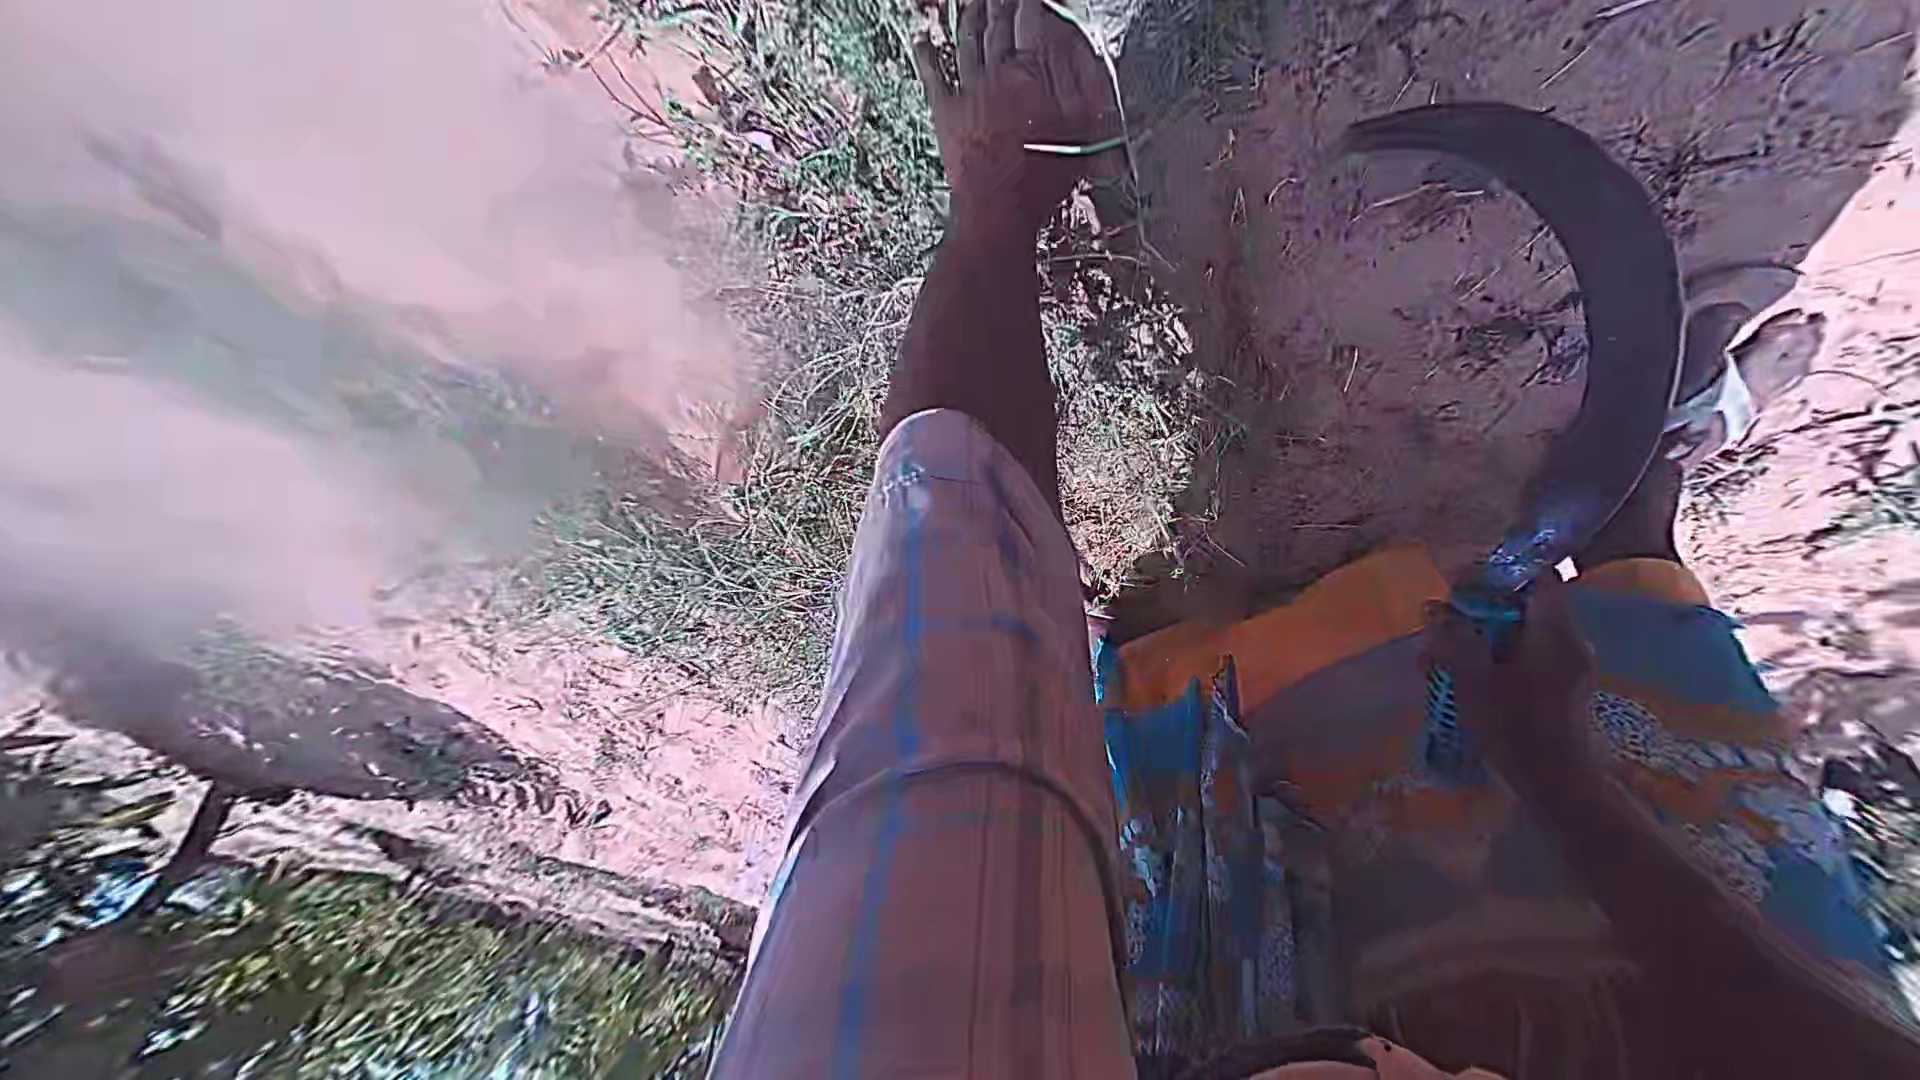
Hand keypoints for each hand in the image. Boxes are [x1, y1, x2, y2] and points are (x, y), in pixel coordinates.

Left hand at [911, 0, 1118, 240]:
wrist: (997, 211)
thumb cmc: (1039, 179)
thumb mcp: (1080, 134)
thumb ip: (1086, 89)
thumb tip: (1087, 54)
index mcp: (1032, 70)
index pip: (1033, 17)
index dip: (1034, 1)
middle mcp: (997, 71)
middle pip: (999, 23)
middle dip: (1002, 1)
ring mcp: (969, 91)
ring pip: (967, 40)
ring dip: (970, 15)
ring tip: (974, 0)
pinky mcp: (946, 114)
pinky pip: (933, 77)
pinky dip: (927, 56)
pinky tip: (922, 41)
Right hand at [1426, 576, 1602, 789]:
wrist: (1557, 787)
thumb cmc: (1516, 727)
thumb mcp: (1473, 678)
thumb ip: (1453, 637)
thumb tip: (1435, 608)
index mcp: (1555, 635)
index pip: (1538, 581)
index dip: (1499, 573)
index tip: (1458, 581)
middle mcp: (1566, 645)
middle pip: (1518, 608)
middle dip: (1473, 611)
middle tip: (1434, 625)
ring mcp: (1562, 668)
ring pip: (1511, 635)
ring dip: (1471, 639)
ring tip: (1432, 659)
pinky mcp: (1552, 689)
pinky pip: (1515, 658)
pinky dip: (1484, 660)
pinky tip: (1452, 679)